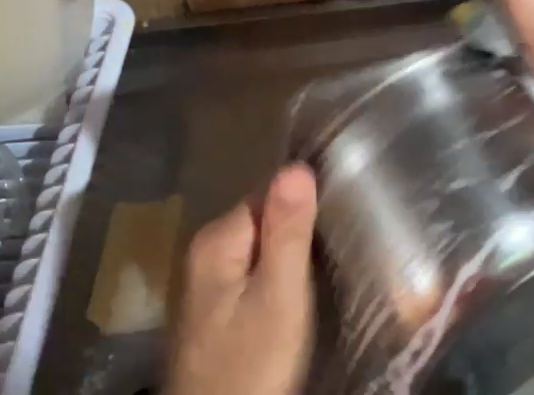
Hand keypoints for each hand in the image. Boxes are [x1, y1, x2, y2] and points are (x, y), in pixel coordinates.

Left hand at [166, 165, 317, 394]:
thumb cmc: (251, 367)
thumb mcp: (280, 296)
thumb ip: (288, 230)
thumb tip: (297, 165)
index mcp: (215, 241)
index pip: (269, 196)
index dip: (303, 211)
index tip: (332, 234)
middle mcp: (201, 256)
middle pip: (262, 224)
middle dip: (296, 239)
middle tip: (330, 264)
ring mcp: (202, 291)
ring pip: (258, 256)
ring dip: (286, 267)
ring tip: (316, 288)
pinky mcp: (210, 321)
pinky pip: (249, 284)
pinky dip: (272, 291)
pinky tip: (290, 314)